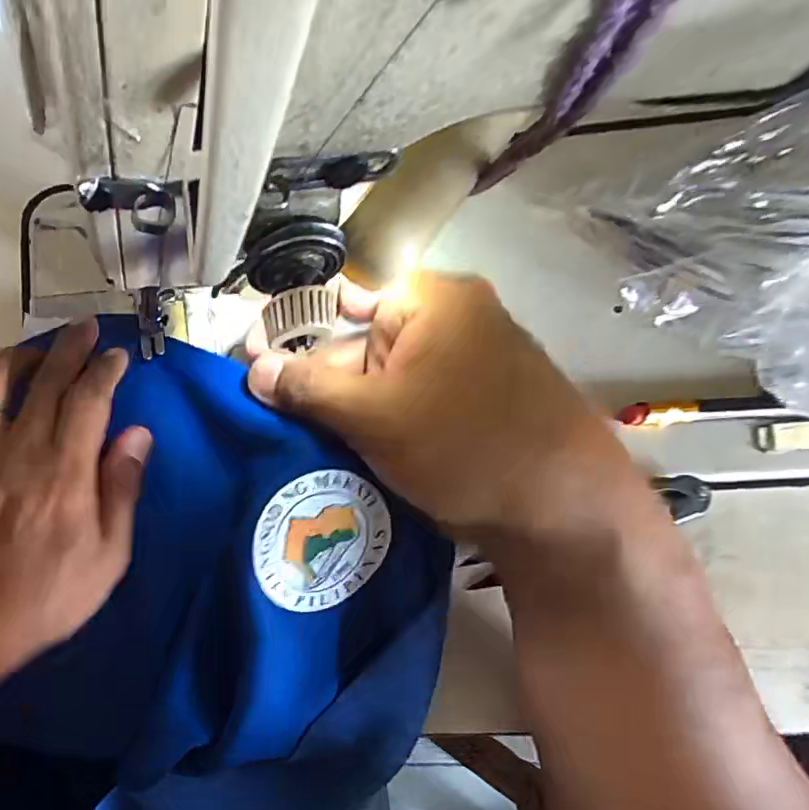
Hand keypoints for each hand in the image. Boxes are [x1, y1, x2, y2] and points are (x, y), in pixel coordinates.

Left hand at [0, 319, 152, 681]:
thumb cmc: (52, 593)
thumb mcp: (110, 553)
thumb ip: (123, 488)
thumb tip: (137, 434)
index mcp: (66, 467)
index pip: (90, 398)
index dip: (105, 370)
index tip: (116, 357)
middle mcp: (21, 447)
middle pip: (46, 380)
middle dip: (69, 348)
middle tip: (85, 329)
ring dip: (14, 358)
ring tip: (32, 354)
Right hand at [246, 273, 641, 542]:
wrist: (556, 509)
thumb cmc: (461, 445)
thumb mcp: (371, 416)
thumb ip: (306, 389)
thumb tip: (252, 369)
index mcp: (431, 300)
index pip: (342, 305)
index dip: (296, 339)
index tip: (258, 375)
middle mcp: (449, 321)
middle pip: (357, 346)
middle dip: (316, 384)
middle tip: (271, 421)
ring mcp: (460, 364)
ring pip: (377, 382)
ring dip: (341, 412)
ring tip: (296, 442)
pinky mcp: (464, 403)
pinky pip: (400, 404)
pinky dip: (371, 426)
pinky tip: (340, 453)